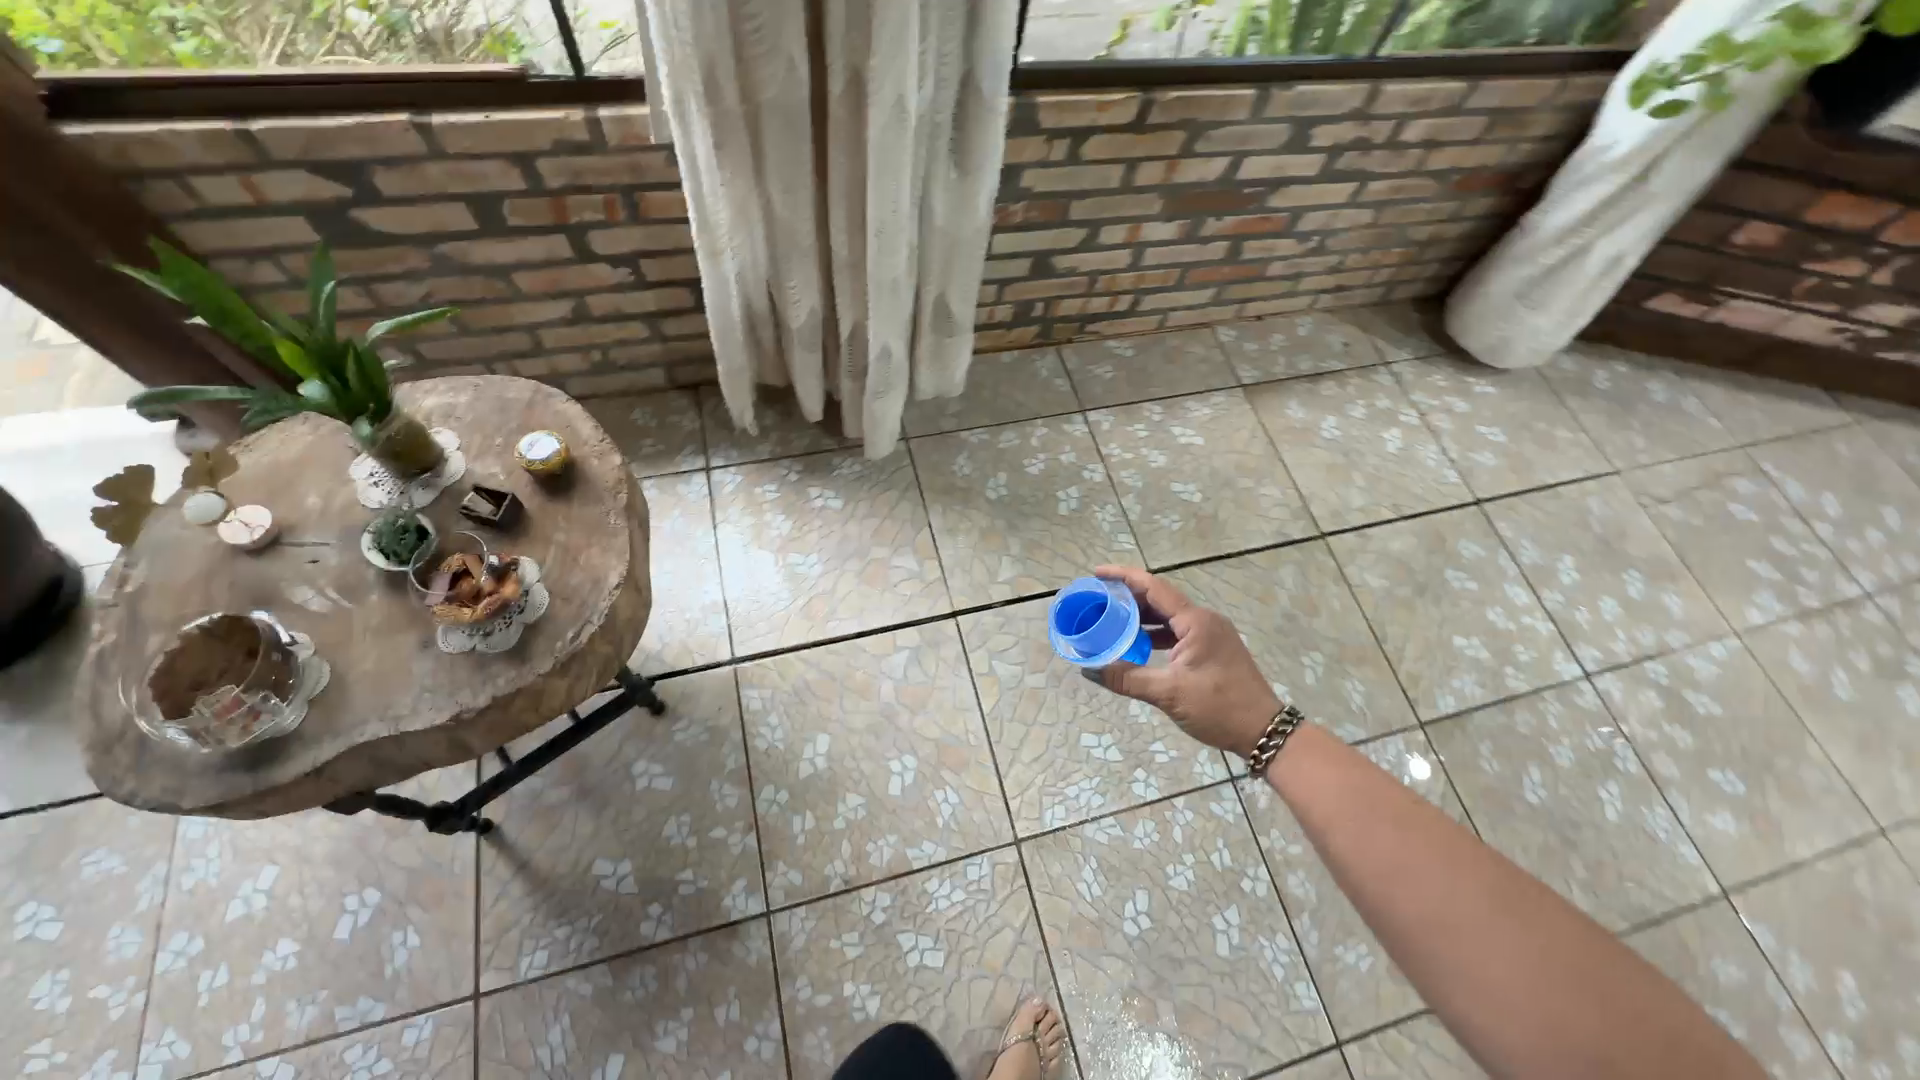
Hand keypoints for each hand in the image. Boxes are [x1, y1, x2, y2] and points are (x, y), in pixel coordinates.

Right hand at [1088, 565, 1283, 756]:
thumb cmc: (1219, 707)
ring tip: (1110, 622)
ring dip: (1141, 618)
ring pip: (1169, 617)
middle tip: (1098, 602)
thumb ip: (1127, 678)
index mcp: (1196, 622)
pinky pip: (1177, 633)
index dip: (1123, 577)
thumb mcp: (1168, 693)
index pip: (1154, 587)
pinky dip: (1155, 635)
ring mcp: (1210, 635)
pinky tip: (1136, 646)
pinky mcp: (1212, 650)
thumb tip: (1089, 670)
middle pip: (1160, 599)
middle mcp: (1204, 621)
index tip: (1097, 574)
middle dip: (1128, 598)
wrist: (1264, 731)